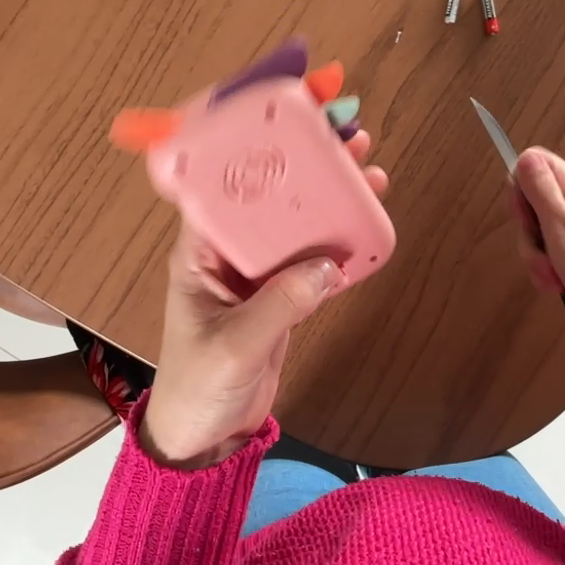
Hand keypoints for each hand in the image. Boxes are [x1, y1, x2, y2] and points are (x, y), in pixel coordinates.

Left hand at [140, 132, 389, 468]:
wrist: (207, 435)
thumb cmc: (199, 386)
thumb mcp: (235, 345)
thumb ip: (280, 305)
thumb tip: (328, 268)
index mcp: (201, 251)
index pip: (225, 187)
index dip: (257, 153)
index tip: (290, 128)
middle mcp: (229, 252)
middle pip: (270, 198)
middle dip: (305, 168)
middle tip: (345, 140)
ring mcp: (258, 273)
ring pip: (296, 225)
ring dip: (328, 202)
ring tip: (365, 173)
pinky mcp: (281, 295)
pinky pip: (313, 260)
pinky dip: (338, 244)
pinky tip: (363, 228)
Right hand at [509, 147, 564, 364]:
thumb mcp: (561, 228)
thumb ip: (540, 190)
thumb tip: (524, 155)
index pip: (535, 163)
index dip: (519, 186)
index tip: (523, 217)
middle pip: (533, 198)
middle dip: (527, 231)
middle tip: (540, 251)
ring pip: (538, 228)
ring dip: (536, 255)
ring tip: (551, 275)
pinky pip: (550, 248)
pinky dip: (546, 267)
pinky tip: (556, 284)